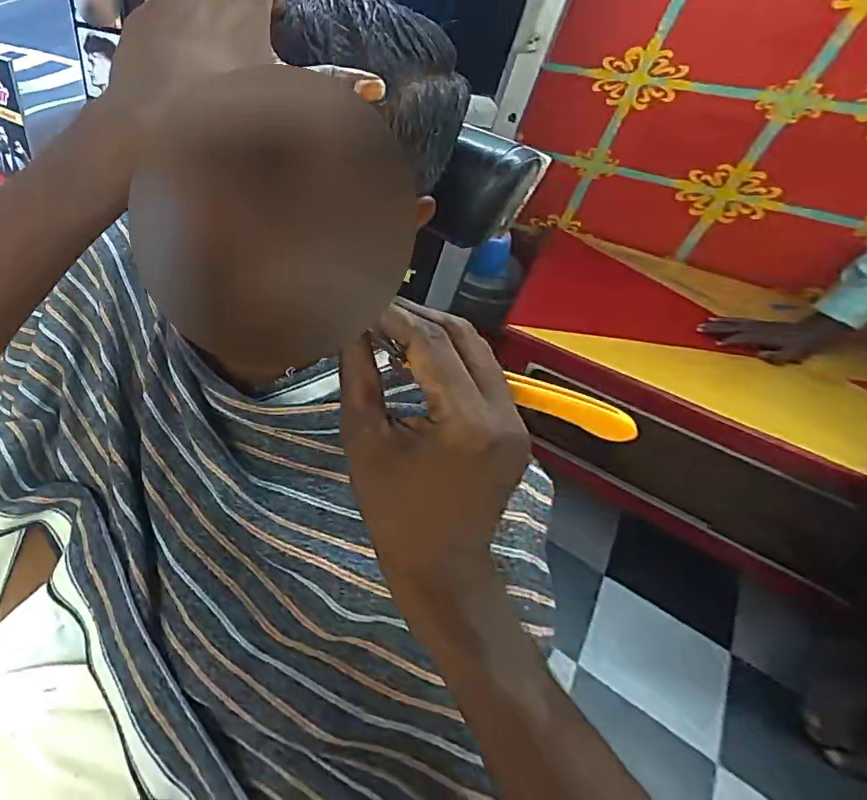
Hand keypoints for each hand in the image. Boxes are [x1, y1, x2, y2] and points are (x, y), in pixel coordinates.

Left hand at [92, 0, 284, 157]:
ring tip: (190, 63)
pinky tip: (162, 69)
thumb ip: (278, 62)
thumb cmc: (226, 98)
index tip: (267, 34)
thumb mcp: (271, 82)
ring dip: (190, 24)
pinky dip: (160, 36)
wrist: (159, 118)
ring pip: (184, 4)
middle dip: (225, 16)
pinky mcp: (135, 18)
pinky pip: (156, 21)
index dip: (267, 11)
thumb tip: (273, 62)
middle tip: (225, 54)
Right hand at [340, 299, 530, 589]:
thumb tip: (350, 329)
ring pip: (477, 349)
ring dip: (433, 331)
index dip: (392, 315)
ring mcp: (515, 421)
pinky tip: (413, 353)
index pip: (430, 344)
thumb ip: (360, 376)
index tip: (358, 301)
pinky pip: (482, 372)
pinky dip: (448, 354)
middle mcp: (502, 414)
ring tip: (388, 324)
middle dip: (415, 315)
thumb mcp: (363, 438)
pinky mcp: (513, 428)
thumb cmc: (392, 509)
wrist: (441, 566)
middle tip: (372, 307)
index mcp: (465, 420)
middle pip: (462, 336)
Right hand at [698, 313, 849, 363]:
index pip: (742, 338)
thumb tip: (758, 355)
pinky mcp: (760, 323)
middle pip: (733, 327)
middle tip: (698, 328)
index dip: (730, 340)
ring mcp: (758, 324)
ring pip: (735, 322)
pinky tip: (722, 320)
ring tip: (704, 322)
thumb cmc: (804, 345)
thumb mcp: (794, 354)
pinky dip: (729, 320)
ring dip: (719, 322)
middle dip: (716, 328)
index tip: (716, 343)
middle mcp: (758, 329)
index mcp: (764, 337)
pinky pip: (740, 320)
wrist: (815, 330)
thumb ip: (776, 355)